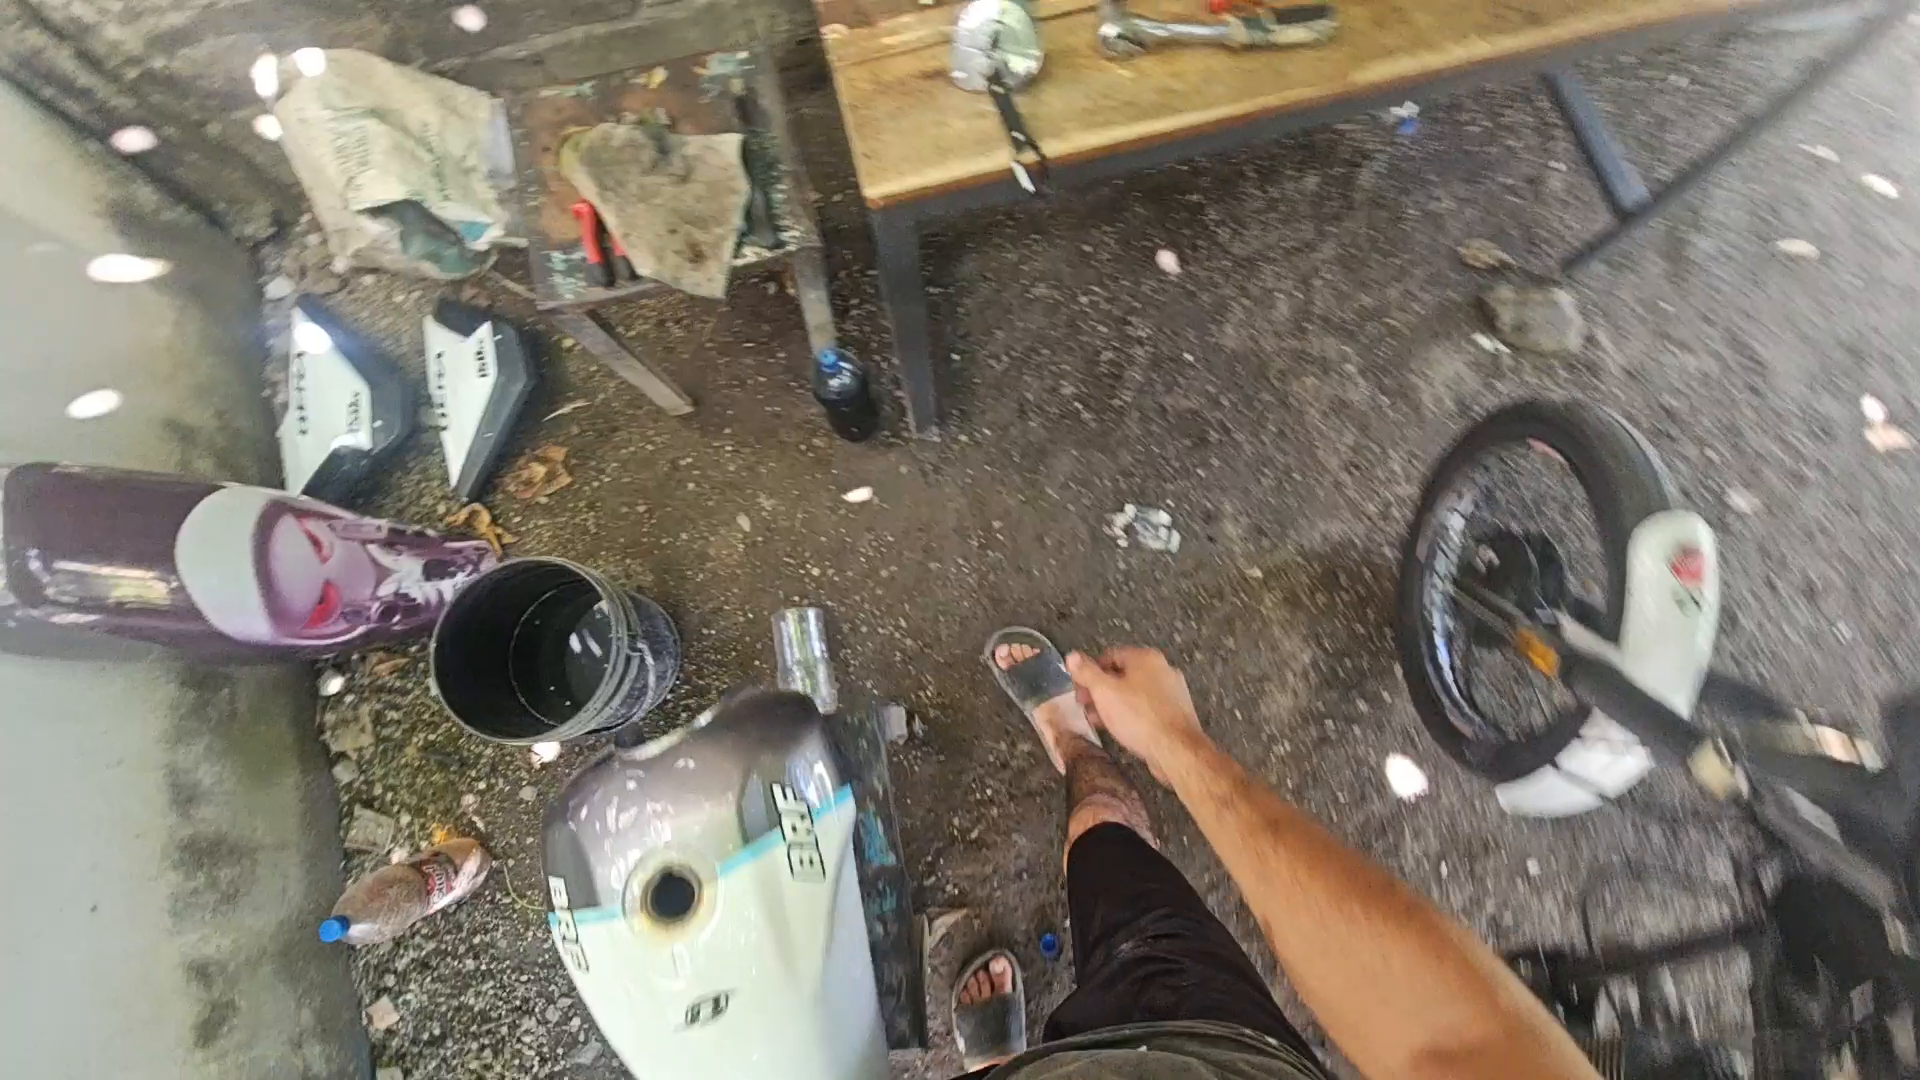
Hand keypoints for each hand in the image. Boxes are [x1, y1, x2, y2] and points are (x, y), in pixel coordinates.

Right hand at [1066, 647, 1206, 778]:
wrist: (1176, 750)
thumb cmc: (1139, 717)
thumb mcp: (1103, 692)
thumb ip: (1086, 672)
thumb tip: (1072, 656)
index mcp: (1146, 658)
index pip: (1110, 655)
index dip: (1090, 671)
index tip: (1079, 688)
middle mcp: (1163, 669)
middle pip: (1123, 674)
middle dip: (1101, 690)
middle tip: (1086, 705)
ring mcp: (1173, 692)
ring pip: (1135, 693)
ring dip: (1114, 704)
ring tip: (1099, 720)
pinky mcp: (1177, 713)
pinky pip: (1148, 708)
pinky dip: (1132, 714)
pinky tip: (1121, 729)